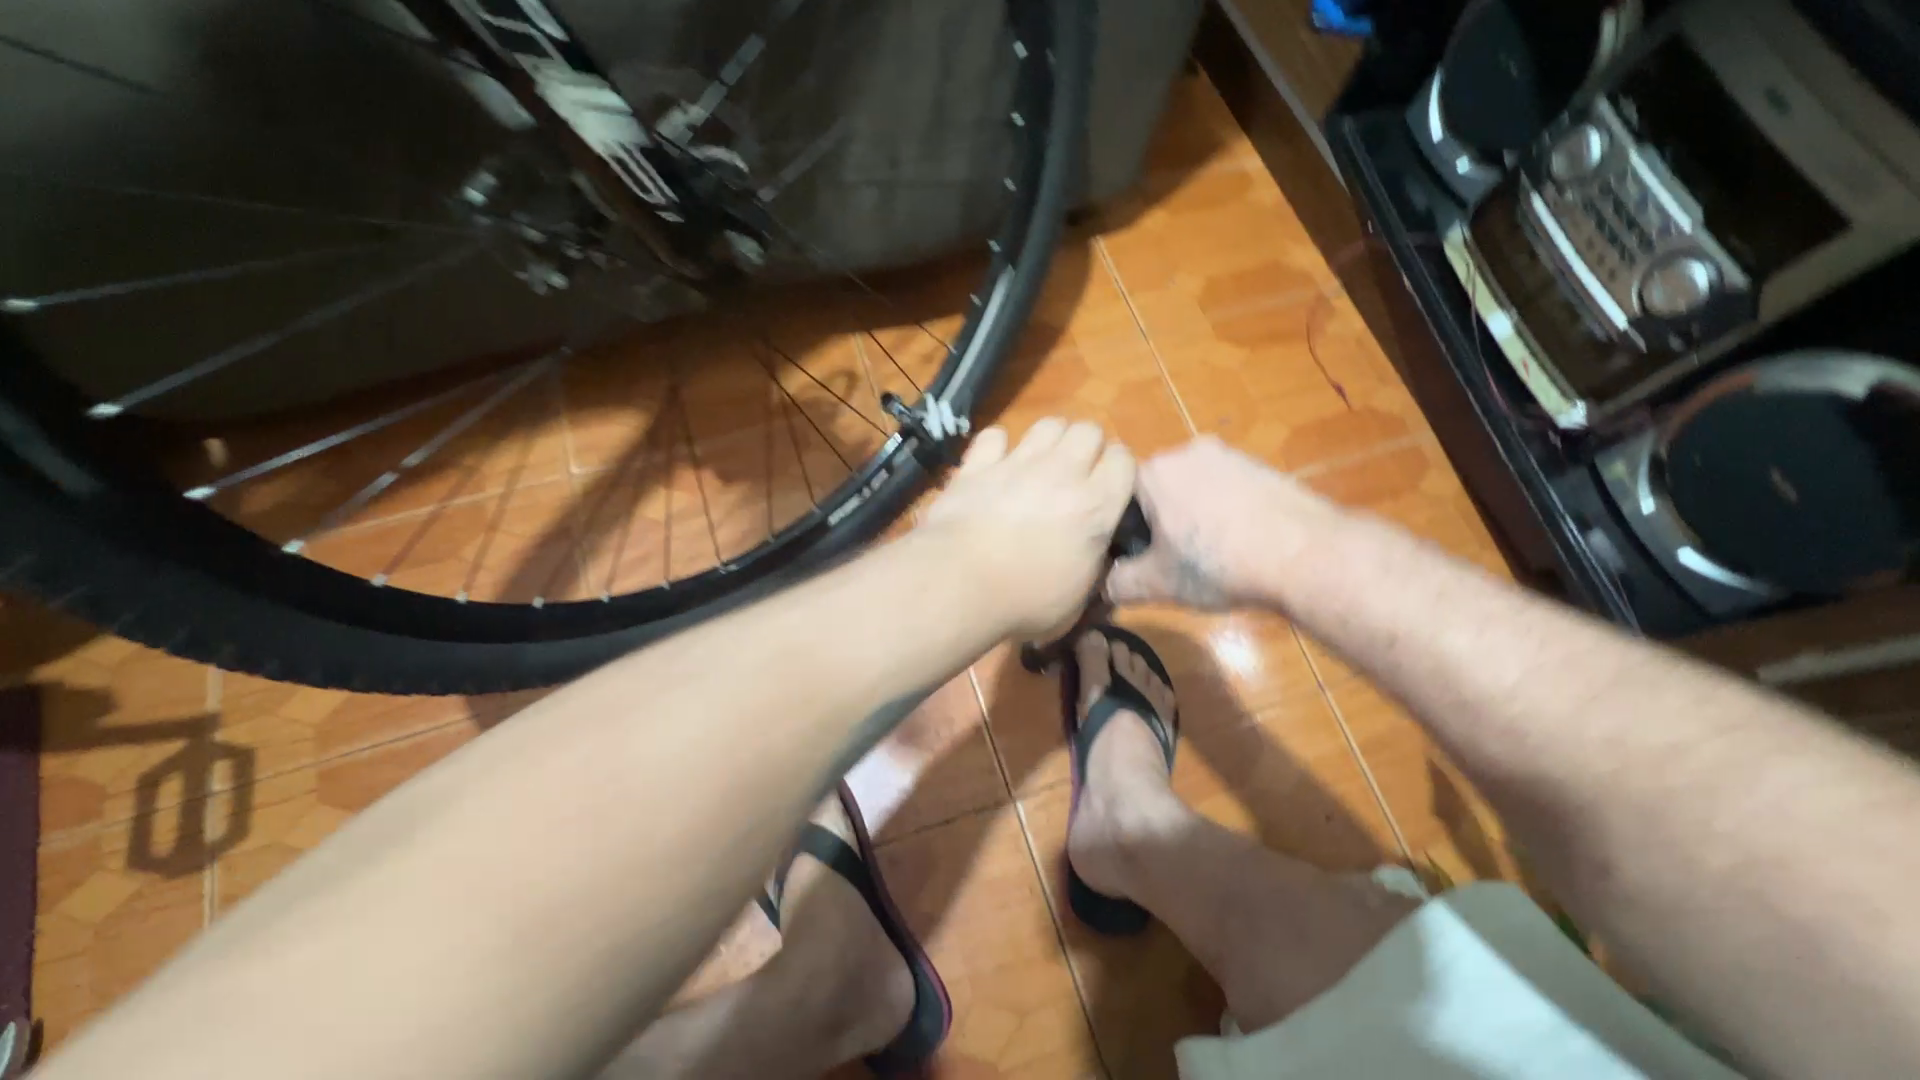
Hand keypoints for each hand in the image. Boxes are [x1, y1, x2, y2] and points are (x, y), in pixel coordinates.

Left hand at [921, 419, 1135, 637]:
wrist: (960, 585)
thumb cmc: (1025, 603)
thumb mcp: (1076, 600)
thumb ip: (1090, 569)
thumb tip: (1092, 561)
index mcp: (1095, 507)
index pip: (1124, 460)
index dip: (1118, 470)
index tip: (1107, 489)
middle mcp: (1062, 474)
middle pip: (1088, 430)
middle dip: (1086, 446)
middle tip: (1075, 474)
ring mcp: (1017, 464)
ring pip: (1048, 424)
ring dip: (1049, 439)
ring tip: (1040, 464)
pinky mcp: (977, 465)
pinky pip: (994, 435)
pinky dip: (997, 446)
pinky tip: (994, 463)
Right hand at [1106, 436, 1334, 609]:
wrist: (1305, 554)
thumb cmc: (1219, 564)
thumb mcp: (1158, 583)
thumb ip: (1120, 582)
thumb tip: (1105, 586)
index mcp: (1155, 471)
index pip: (1118, 494)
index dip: (1124, 530)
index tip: (1138, 558)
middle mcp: (1189, 450)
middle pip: (1159, 489)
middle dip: (1161, 522)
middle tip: (1174, 561)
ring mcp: (1231, 455)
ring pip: (1195, 489)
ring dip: (1194, 518)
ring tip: (1211, 557)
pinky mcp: (1263, 467)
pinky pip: (1228, 490)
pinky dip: (1226, 514)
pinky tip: (1240, 546)